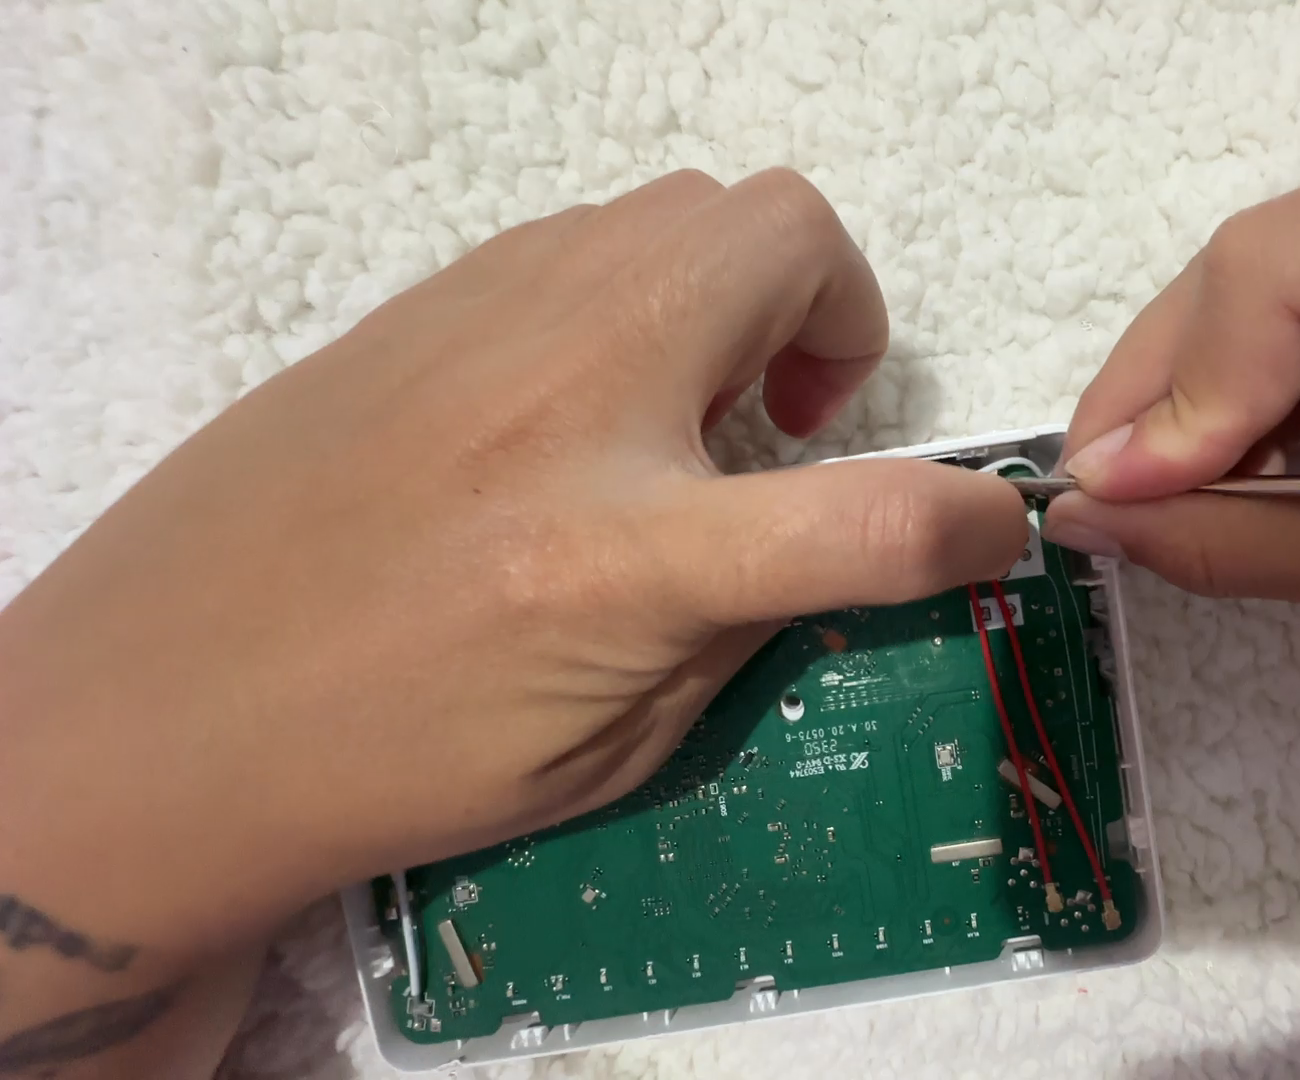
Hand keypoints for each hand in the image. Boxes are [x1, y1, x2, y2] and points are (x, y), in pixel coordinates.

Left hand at [0, 169, 1027, 976]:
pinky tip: (612, 396)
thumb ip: (764, 614)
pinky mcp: (433, 293)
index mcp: (622, 559)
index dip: (964, 520)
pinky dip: (666, 293)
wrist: (144, 716)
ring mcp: (489, 319)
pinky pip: (611, 233)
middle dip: (842, 314)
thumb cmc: (414, 756)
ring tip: (706, 411)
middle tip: (798, 423)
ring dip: (753, 297)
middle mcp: (567, 400)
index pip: (861, 517)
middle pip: (786, 234)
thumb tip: (861, 542)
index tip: (992, 528)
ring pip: (699, 206)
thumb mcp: (635, 733)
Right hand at [1046, 47, 1299, 868]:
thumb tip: (1083, 518)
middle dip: (1181, 379)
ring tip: (1180, 466)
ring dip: (1222, 367)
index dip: (1182, 386)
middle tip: (1111, 480)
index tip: (1106, 491)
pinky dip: (1288, 347)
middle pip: (1296, 243)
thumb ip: (1239, 541)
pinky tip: (1260, 422)